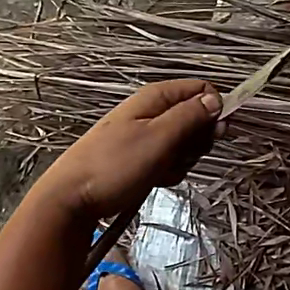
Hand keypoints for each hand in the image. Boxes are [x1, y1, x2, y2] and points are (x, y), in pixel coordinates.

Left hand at [38, 80, 223, 219]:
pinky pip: (170, 160)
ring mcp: (147, 135)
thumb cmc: (114, 166)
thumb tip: (217, 100)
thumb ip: (189, 117)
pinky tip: (154, 179)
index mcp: (156, 97)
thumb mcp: (158, 138)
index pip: (202, 91)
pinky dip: (168, 172)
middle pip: (197, 118)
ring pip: (185, 143)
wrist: (72, 198)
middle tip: (179, 154)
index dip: (213, 111)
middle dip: (197, 141)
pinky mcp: (143, 157)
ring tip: (161, 170)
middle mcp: (153, 111)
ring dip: (182, 160)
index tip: (212, 134)